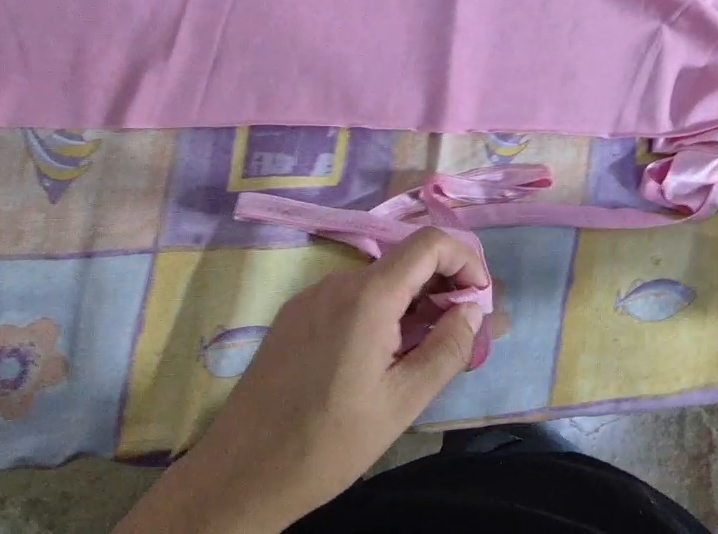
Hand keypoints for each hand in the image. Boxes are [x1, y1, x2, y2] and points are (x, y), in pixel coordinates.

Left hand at [165, 228, 487, 532]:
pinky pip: (352, 297)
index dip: (465, 260)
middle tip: (460, 331)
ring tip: (424, 350)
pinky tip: (382, 355)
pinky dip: (381, 311)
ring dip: (413, 301)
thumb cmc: (328, 443)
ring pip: (380, 280)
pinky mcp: (295, 315)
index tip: (478, 301)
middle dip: (443, 286)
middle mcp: (338, 282)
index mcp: (368, 296)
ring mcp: (312, 296)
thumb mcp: (403, 402)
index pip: (431, 242)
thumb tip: (472, 310)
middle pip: (406, 260)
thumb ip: (447, 348)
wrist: (239, 475)